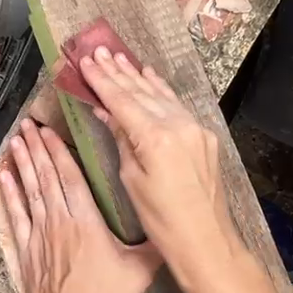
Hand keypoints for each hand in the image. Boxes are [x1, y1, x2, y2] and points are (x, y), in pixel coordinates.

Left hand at [0, 119, 162, 292]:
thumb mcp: (140, 272)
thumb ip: (154, 246)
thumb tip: (172, 225)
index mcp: (86, 221)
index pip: (70, 176)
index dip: (59, 150)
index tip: (49, 129)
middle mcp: (59, 222)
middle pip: (46, 176)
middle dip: (37, 148)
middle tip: (28, 123)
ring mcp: (40, 236)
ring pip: (30, 191)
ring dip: (22, 164)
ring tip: (15, 140)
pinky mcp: (27, 252)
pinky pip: (16, 216)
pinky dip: (9, 195)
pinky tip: (3, 177)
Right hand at [78, 46, 245, 287]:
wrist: (206, 241)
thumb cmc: (161, 219)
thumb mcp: (131, 178)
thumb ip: (121, 138)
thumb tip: (106, 111)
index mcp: (156, 137)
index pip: (122, 101)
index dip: (102, 81)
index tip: (85, 62)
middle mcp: (178, 126)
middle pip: (141, 92)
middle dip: (117, 72)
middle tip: (97, 52)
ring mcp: (195, 129)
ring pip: (160, 95)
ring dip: (137, 76)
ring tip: (118, 57)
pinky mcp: (204, 136)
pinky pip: (176, 105)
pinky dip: (160, 89)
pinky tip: (149, 75)